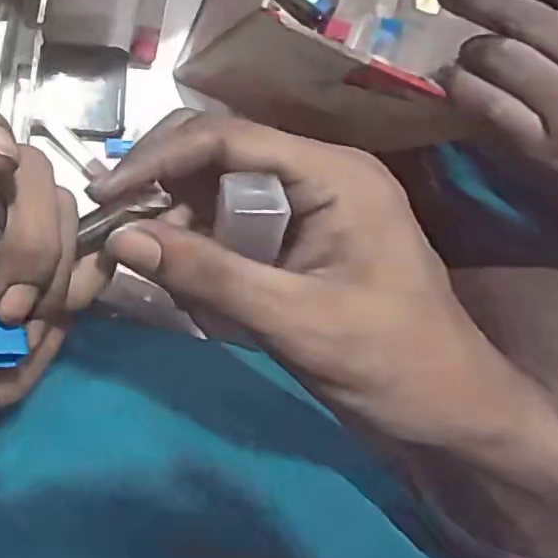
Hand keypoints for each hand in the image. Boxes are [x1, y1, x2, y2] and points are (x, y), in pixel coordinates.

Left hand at [0, 109, 114, 413]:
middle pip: (35, 173)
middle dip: (29, 243)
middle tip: (5, 305)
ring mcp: (38, 226)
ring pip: (69, 214)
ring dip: (51, 276)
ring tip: (17, 319)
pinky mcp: (73, 257)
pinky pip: (98, 254)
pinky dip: (80, 287)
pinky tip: (51, 314)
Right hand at [88, 112, 555, 454]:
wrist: (452, 420)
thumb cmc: (393, 367)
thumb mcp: (296, 322)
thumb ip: (207, 274)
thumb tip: (121, 238)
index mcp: (332, 174)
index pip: (227, 137)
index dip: (158, 158)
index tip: (105, 192)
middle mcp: (314, 173)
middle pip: (214, 150)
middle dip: (159, 181)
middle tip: (110, 220)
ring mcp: (303, 202)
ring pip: (211, 185)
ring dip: (171, 216)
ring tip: (141, 256)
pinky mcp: (291, 234)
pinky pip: (223, 219)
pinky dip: (192, 243)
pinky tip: (179, 276)